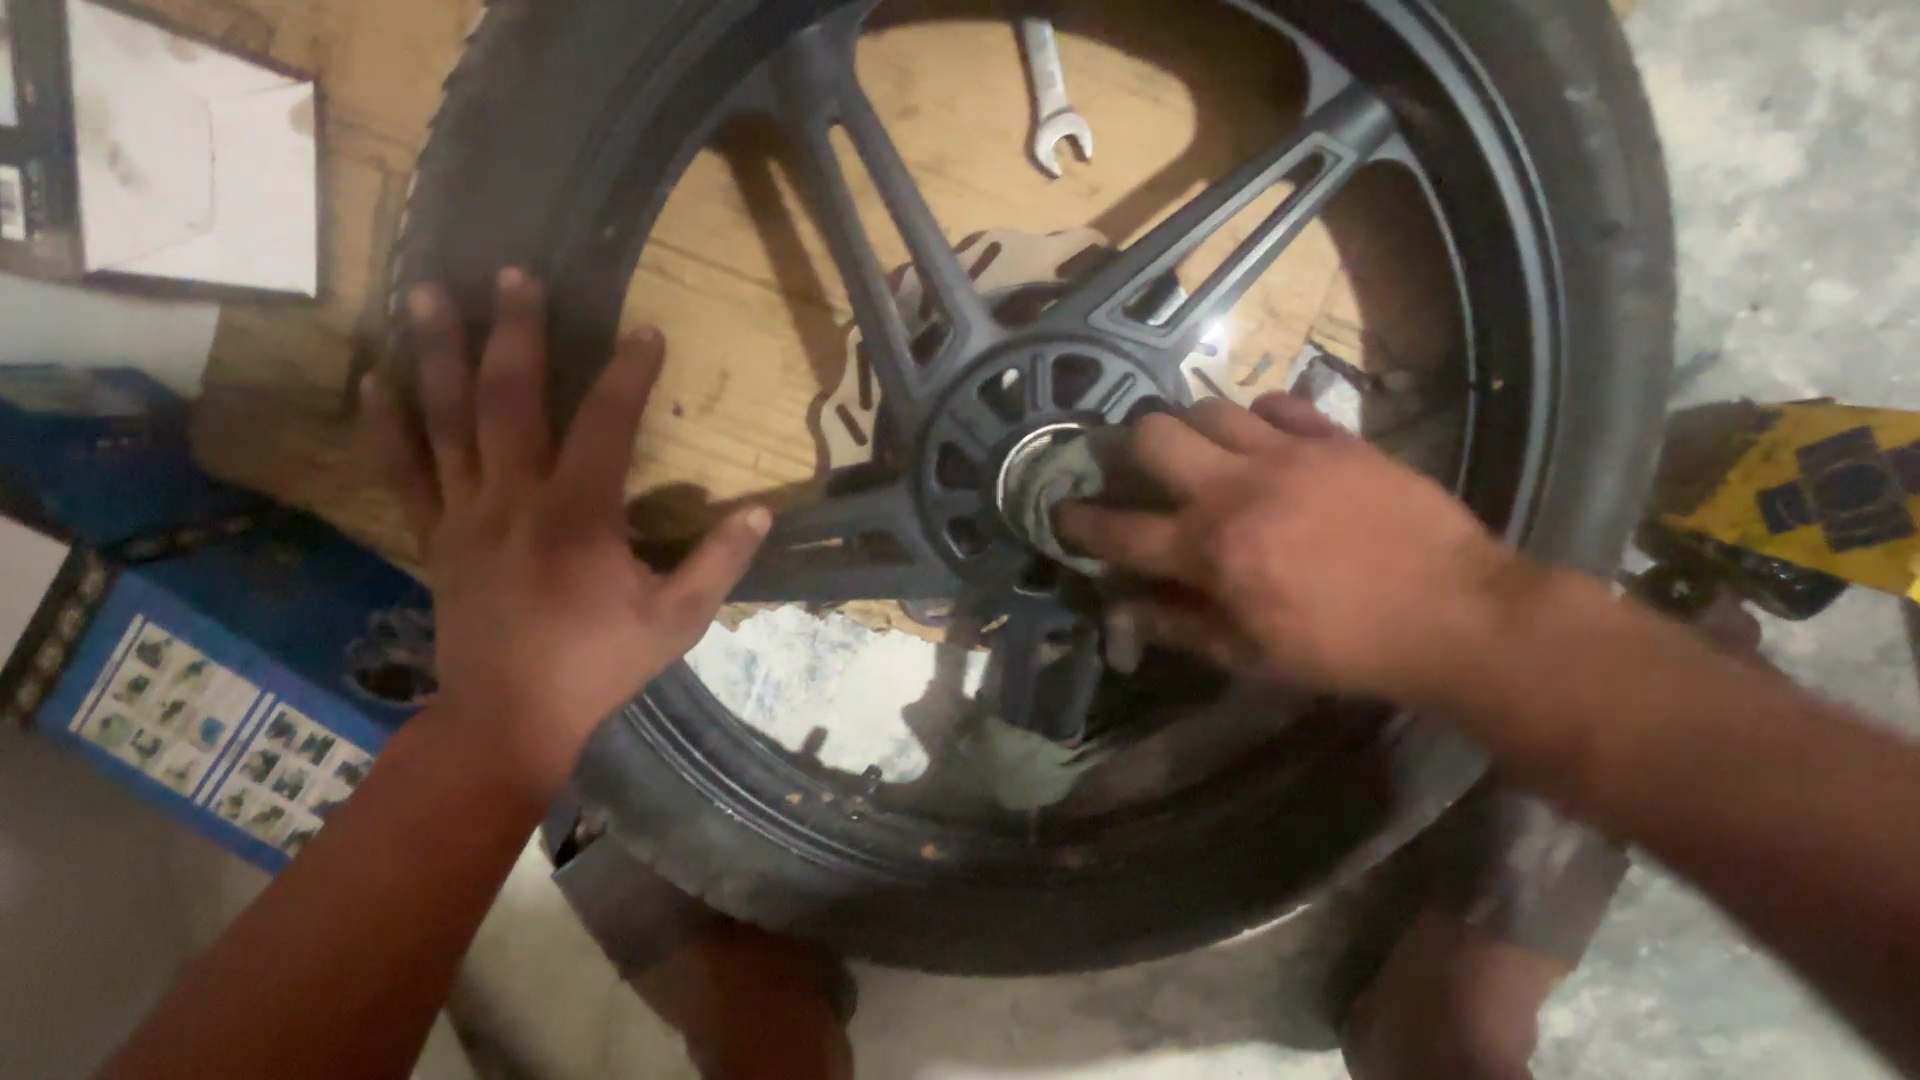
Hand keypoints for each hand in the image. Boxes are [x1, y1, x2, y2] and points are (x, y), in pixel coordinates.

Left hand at [362, 270, 769, 797]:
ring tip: (425, 292)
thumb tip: (763, 511)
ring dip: (438, 353)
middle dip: (514, 331)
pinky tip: (374, 377)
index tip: (645, 331)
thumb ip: (720, 561)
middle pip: (510, 399)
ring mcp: (464, 514)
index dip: (628, 374)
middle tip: (514, 273)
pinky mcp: (436, 535)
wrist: (508, 717)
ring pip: (445, 420)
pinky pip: (403, 469)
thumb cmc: (599, 665)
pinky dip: (387, 422)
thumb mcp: (678, 619)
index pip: (606, 424)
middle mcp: (514, 499)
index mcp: (578, 516)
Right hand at [1055, 395, 1530, 703]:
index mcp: (1210, 550)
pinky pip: (1277, 401)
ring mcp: (1286, 453)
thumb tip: (1121, 609)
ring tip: (1203, 453)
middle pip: (1152, 434)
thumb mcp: (1253, 656)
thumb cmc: (1344, 648)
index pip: (1119, 530)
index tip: (1061, 514)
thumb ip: (1179, 626)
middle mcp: (1235, 488)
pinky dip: (1258, 417)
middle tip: (1138, 469)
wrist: (1454, 613)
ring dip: (1193, 429)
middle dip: (1129, 449)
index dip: (1078, 522)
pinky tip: (1265, 440)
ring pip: (1209, 407)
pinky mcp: (1333, 437)